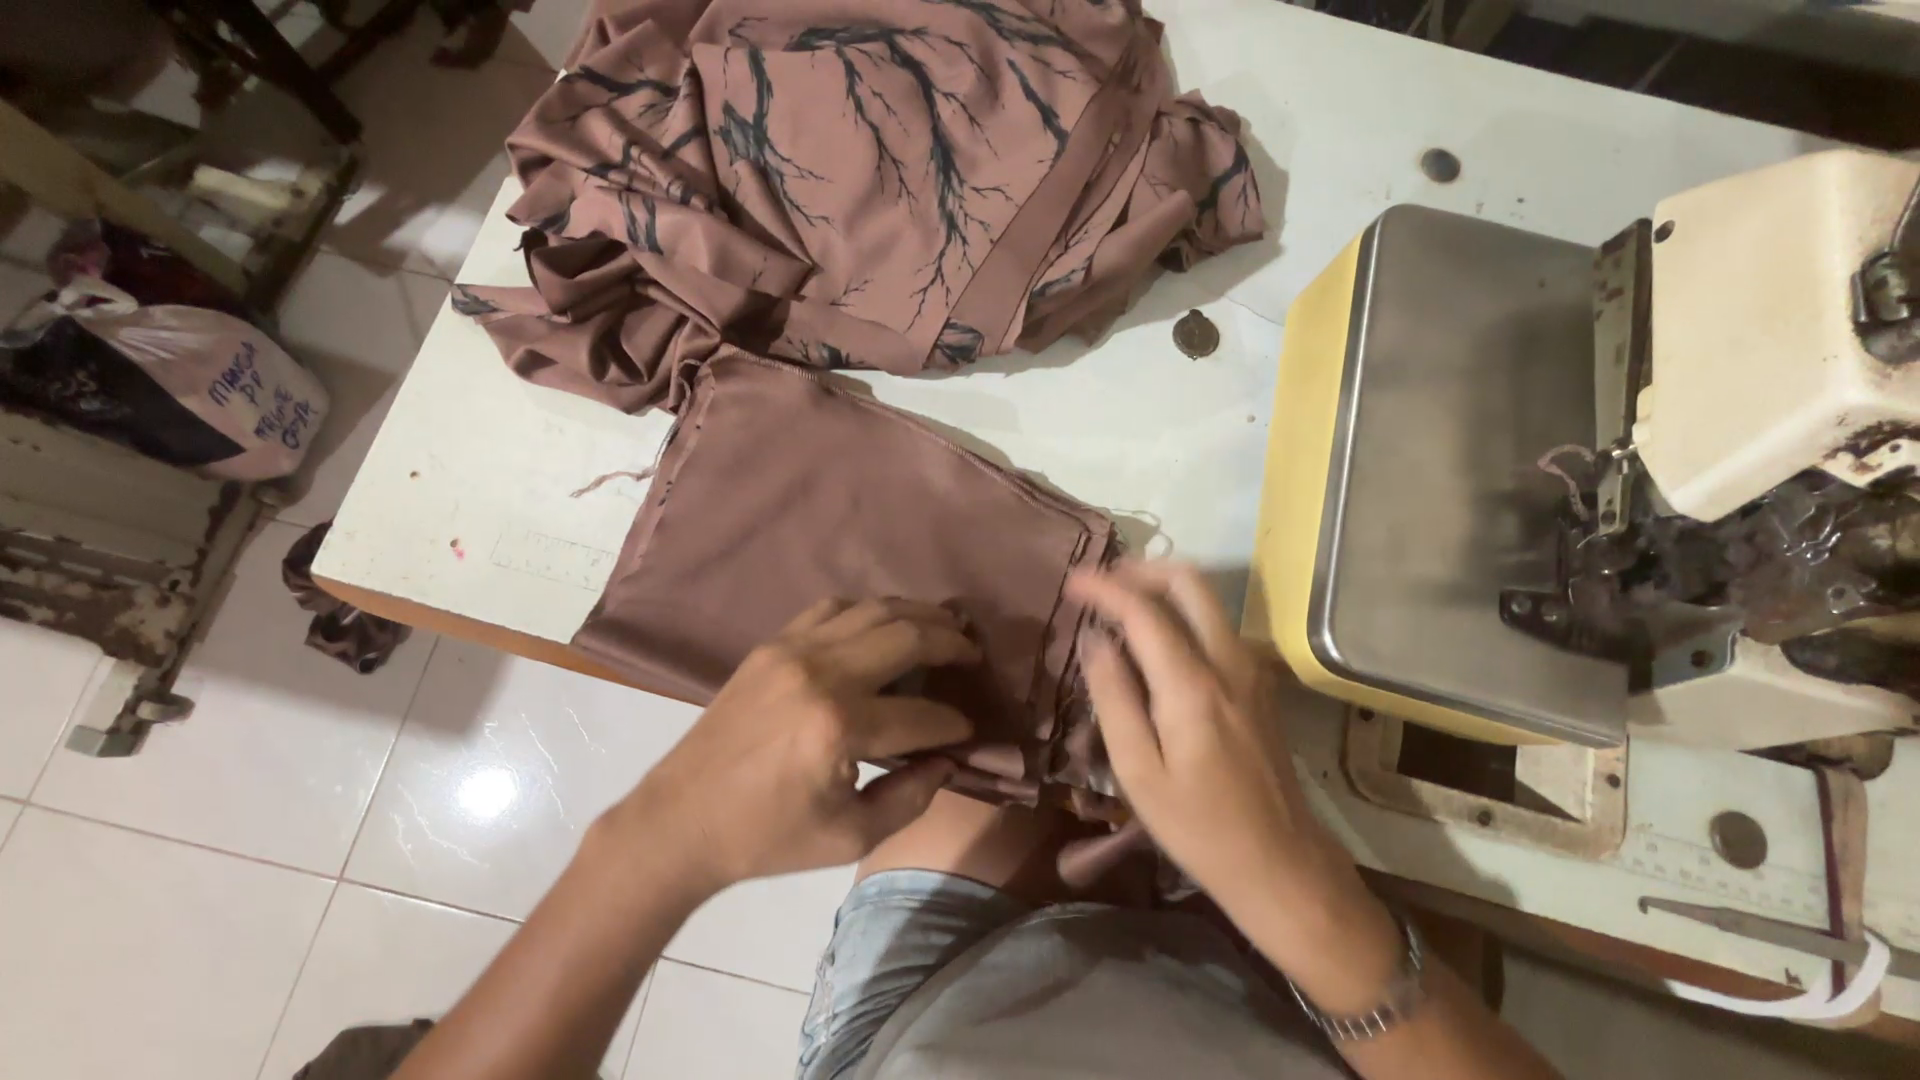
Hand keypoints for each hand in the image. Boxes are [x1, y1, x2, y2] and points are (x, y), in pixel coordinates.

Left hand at [608, 598, 978, 894]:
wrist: (680, 820)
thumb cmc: (767, 837)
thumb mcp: (849, 836)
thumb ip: (910, 797)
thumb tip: (947, 760)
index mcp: (840, 726)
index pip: (923, 713)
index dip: (955, 724)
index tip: (969, 731)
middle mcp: (821, 673)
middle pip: (907, 635)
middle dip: (952, 643)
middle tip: (974, 655)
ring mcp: (793, 650)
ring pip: (873, 608)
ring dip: (916, 614)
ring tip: (943, 626)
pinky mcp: (771, 645)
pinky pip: (830, 608)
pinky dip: (866, 611)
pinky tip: (881, 625)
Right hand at [1068, 560, 1401, 1008]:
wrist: (1281, 863)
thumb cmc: (1198, 827)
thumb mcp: (1138, 772)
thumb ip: (1113, 697)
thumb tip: (1093, 640)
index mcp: (1192, 686)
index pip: (1144, 611)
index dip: (1104, 589)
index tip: (1071, 580)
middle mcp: (1229, 662)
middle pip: (1188, 583)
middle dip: (1140, 571)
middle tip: (1100, 586)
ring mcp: (1250, 670)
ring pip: (1206, 600)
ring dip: (1161, 590)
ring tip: (1118, 609)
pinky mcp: (1259, 685)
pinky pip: (1216, 626)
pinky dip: (1181, 615)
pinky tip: (1152, 644)